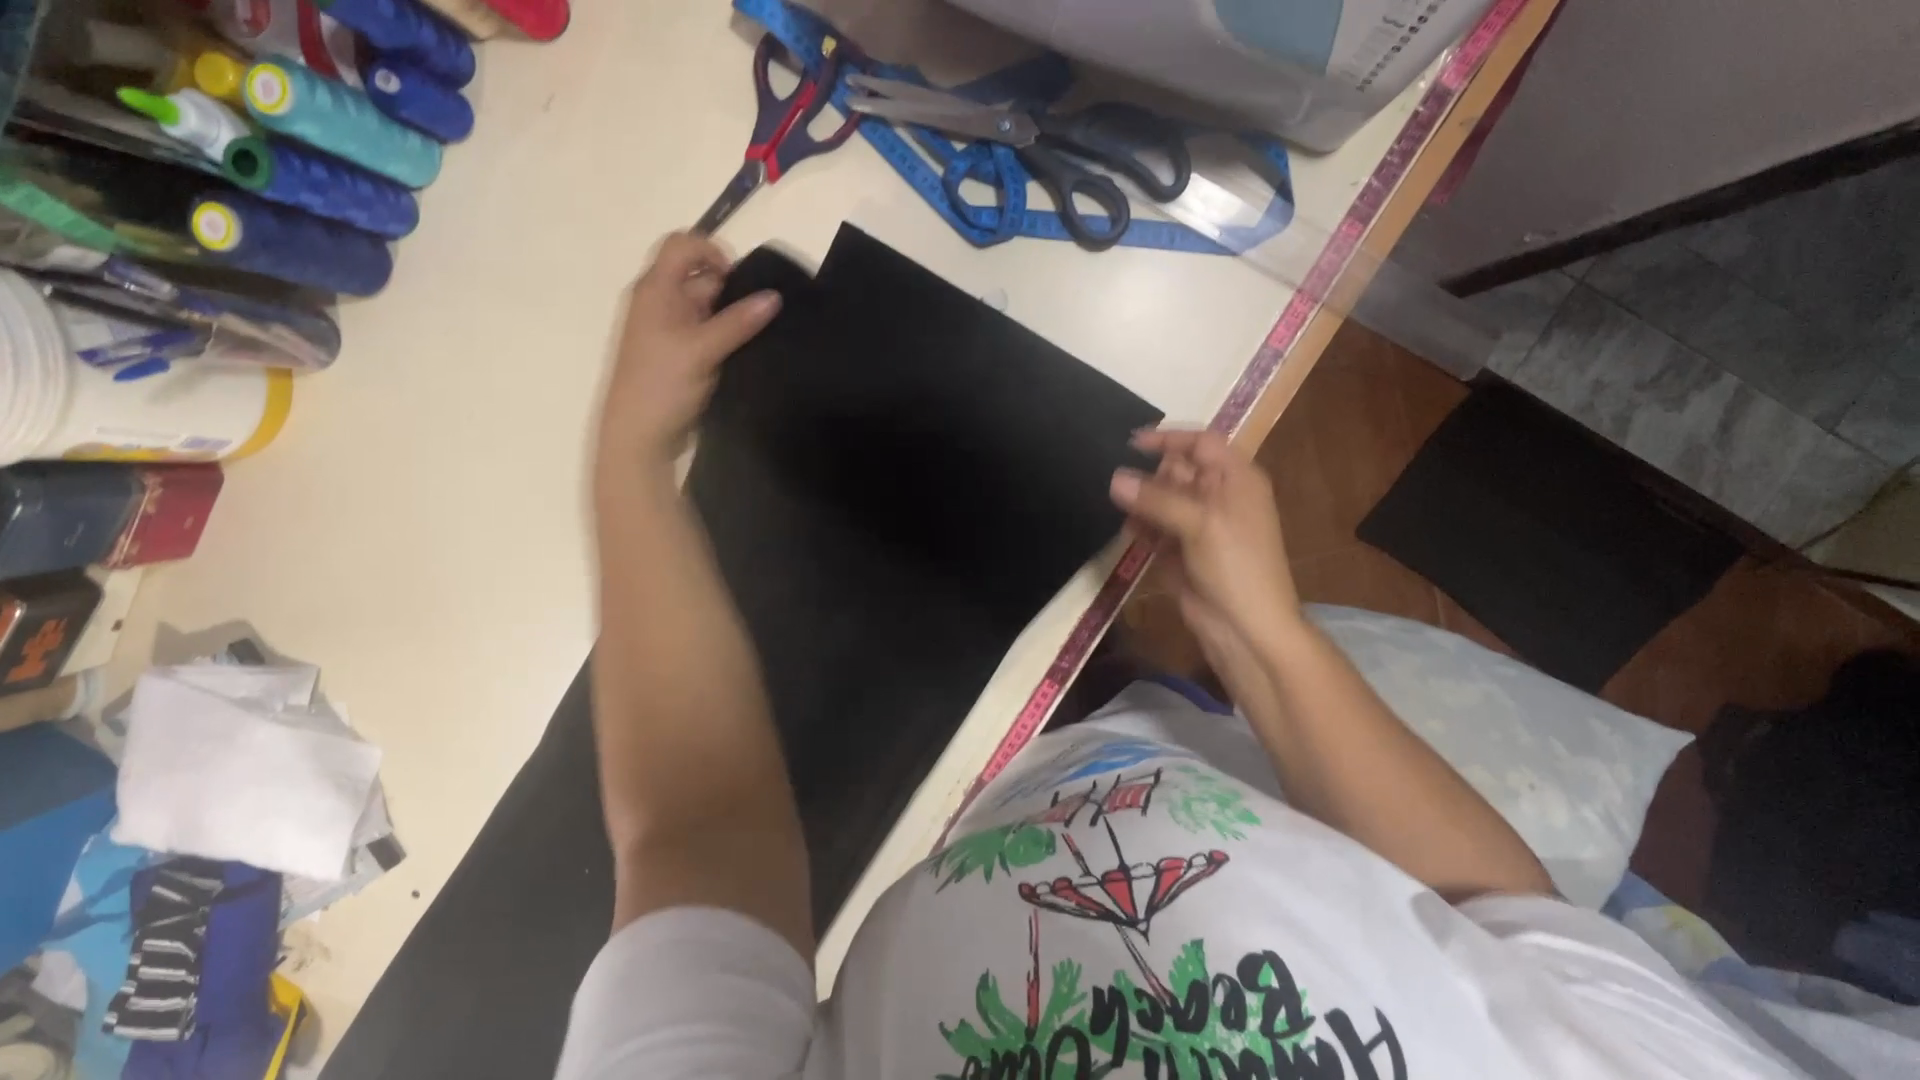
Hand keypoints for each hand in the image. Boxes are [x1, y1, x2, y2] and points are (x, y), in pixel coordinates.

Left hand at [597, 233, 781, 469]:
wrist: (637, 438)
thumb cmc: (660, 386)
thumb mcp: (702, 350)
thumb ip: (739, 322)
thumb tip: (775, 296)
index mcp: (654, 290)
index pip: (683, 245)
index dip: (712, 251)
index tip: (739, 282)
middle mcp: (660, 303)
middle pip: (700, 276)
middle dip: (731, 290)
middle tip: (755, 317)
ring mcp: (669, 330)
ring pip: (707, 307)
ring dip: (732, 317)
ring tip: (757, 336)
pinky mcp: (681, 355)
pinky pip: (708, 333)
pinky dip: (726, 337)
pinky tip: (746, 352)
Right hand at [1110, 429, 1303, 663]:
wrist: (1247, 628)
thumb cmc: (1235, 566)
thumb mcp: (1199, 523)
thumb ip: (1156, 498)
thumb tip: (1115, 478)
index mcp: (1237, 479)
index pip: (1202, 442)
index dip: (1169, 439)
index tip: (1131, 443)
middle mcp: (1219, 497)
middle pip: (1178, 471)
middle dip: (1149, 474)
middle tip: (1114, 477)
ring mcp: (1200, 526)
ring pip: (1163, 500)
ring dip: (1141, 502)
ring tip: (1114, 503)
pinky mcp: (1182, 552)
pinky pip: (1157, 529)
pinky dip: (1142, 527)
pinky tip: (1126, 529)